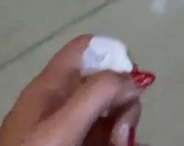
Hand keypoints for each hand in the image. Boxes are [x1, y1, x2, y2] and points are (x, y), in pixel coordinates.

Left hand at [0, 35, 148, 145]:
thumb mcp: (60, 128)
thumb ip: (99, 93)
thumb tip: (134, 81)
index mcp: (49, 86)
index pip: (87, 47)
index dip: (113, 56)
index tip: (127, 84)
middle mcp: (58, 102)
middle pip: (104, 80)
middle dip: (123, 100)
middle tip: (122, 132)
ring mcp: (64, 130)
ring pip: (108, 110)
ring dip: (124, 124)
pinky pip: (104, 135)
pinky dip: (119, 139)